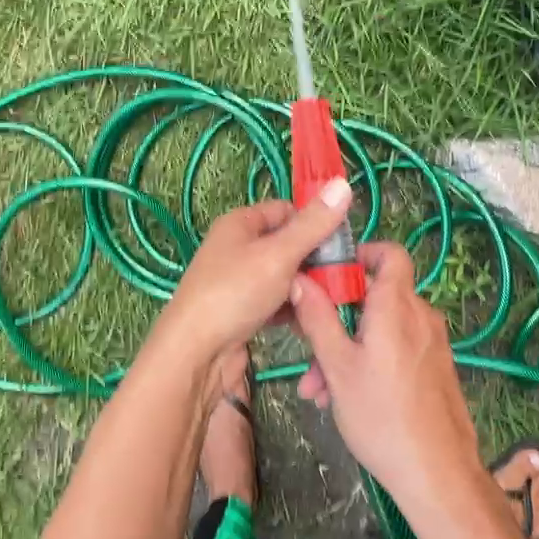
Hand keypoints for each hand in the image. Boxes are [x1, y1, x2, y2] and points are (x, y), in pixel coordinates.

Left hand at [154, 179, 354, 360]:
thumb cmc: (235, 292)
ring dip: (304, 289)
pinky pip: (274, 303)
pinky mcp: (241, 313)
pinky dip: (290, 311)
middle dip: (313, 261)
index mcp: (240, 223)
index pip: (286, 211)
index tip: (343, 244)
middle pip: (286, 245)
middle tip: (341, 279)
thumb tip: (342, 183)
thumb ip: (313, 224)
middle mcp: (237, 248)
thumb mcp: (279, 254)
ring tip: (328, 303)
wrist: (195, 355)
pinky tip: (309, 324)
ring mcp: (238, 282)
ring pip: (283, 277)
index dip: (314, 223)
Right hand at [287, 243, 494, 513]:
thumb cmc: (382, 415)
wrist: (439, 474)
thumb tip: (299, 278)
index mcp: (397, 305)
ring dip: (348, 349)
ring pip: (381, 329)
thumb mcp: (338, 366)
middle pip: (376, 297)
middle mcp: (419, 315)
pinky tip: (347, 399)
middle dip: (338, 319)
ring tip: (320, 391)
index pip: (390, 253)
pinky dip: (371, 362)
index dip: (363, 253)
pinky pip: (397, 349)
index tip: (333, 273)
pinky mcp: (435, 368)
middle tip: (310, 351)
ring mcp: (431, 343)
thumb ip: (318, 318)